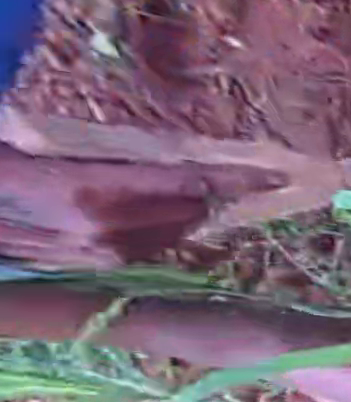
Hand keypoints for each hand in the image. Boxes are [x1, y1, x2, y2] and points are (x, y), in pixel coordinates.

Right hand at [0, 146, 274, 267]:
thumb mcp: (20, 138)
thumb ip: (90, 148)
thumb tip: (155, 154)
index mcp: (89, 194)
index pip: (186, 184)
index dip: (235, 180)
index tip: (275, 176)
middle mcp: (106, 230)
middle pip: (189, 209)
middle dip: (210, 192)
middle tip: (233, 177)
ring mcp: (102, 252)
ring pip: (176, 230)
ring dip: (189, 210)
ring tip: (196, 192)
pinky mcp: (94, 263)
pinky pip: (152, 245)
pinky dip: (165, 226)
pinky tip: (162, 212)